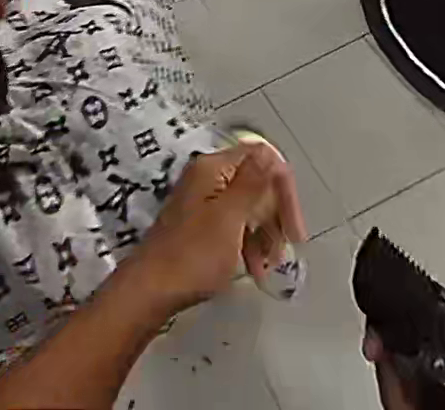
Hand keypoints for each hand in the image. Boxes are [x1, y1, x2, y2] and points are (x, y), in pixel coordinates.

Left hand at [112, 142, 306, 315]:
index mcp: (214, 167)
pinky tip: (254, 268)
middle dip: (274, 215)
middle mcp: (209, 176)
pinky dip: (248, 241)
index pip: (262, 158)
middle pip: (257, 181)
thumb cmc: (193, 255)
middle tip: (284, 249)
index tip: (293, 226)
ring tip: (268, 266)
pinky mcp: (201, 221)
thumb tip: (270, 152)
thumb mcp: (230, 218)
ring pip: (248, 204)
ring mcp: (204, 198)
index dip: (283, 188)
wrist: (151, 290)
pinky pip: (235, 221)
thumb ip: (253, 183)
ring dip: (264, 233)